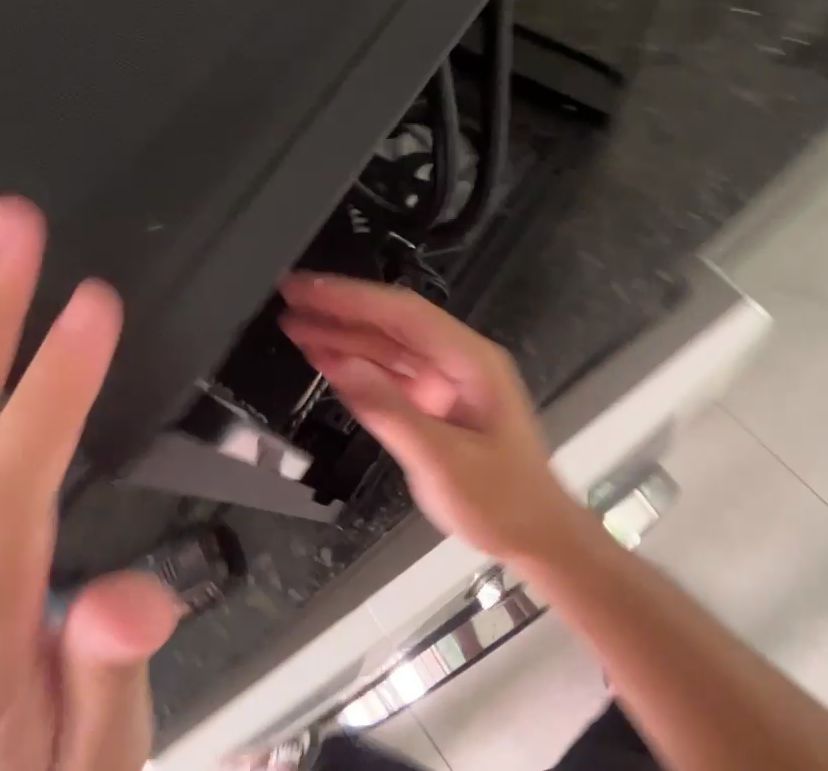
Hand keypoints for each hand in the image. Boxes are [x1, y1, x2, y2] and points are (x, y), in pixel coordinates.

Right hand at [277, 274, 593, 565]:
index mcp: (470, 361)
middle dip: (341, 311)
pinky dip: (359, 369)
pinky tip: (326, 362)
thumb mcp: (441, 460)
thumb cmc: (501, 502)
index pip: (403, 314)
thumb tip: (341, 365)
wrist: (538, 538)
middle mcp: (458, 361)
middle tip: (289, 301)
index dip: (351, 298)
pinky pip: (392, 375)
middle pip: (392, 324)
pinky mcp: (437, 403)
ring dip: (344, 338)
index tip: (307, 289)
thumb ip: (389, 409)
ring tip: (295, 329)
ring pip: (388, 348)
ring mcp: (447, 381)